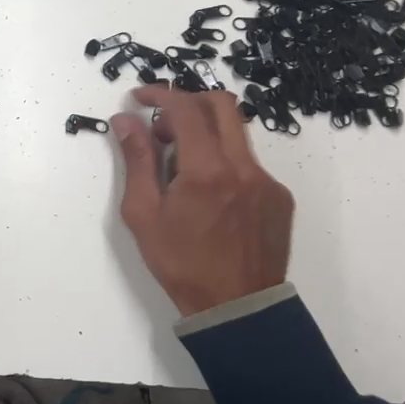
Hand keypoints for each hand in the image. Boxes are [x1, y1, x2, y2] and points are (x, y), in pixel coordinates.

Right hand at [111, 87, 293, 317]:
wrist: (237, 308)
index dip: (159, 94)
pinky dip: (222, 159)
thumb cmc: (181, 262)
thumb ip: (137, 159)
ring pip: (236, 133)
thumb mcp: (143, 212)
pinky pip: (248, 161)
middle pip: (221, 105)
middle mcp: (244, 168)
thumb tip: (125, 120)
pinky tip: (207, 192)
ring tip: (179, 164)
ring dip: (204, 131)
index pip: (185, 109)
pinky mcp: (279, 197)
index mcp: (207, 170)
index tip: (138, 98)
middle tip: (162, 123)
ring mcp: (267, 182)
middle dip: (187, 102)